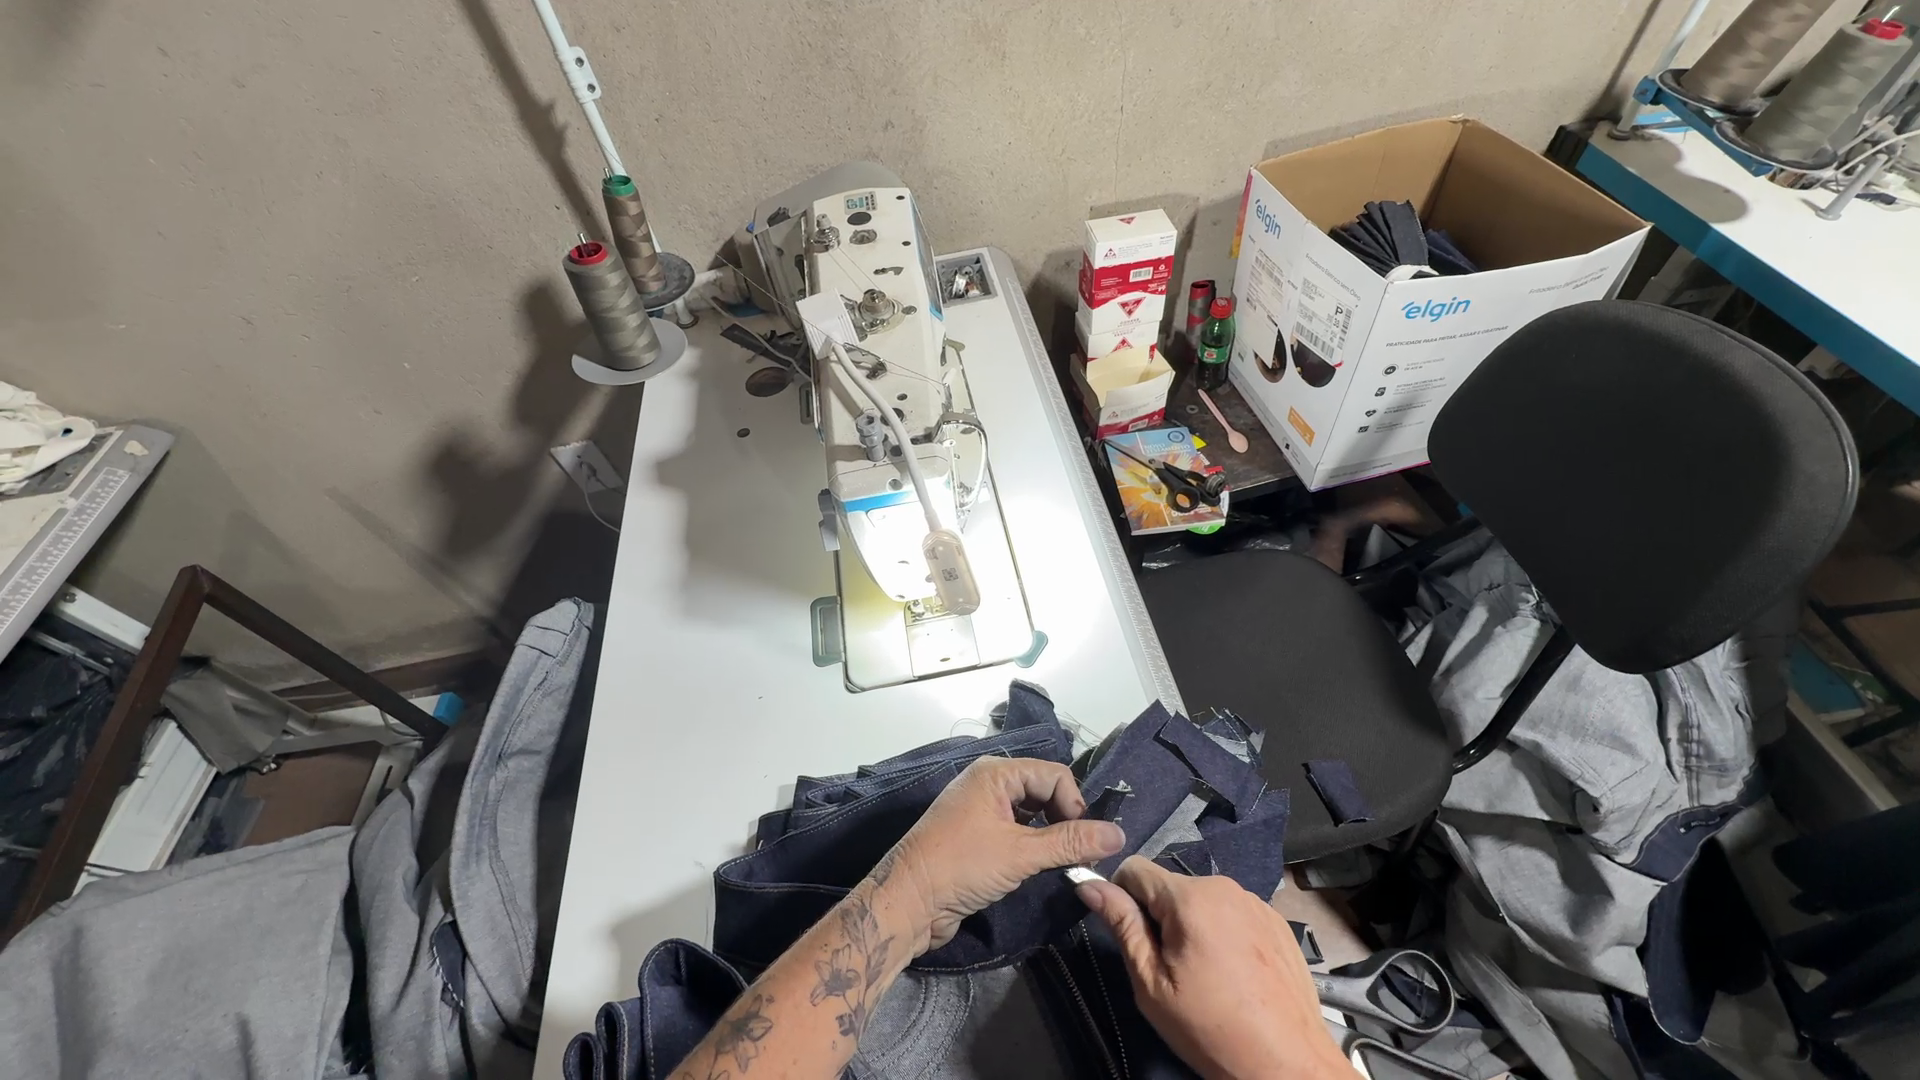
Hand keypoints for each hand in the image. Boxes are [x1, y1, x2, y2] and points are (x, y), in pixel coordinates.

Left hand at [867, 756, 1124, 955]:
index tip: (1085, 842)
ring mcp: (981, 809)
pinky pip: (1016, 829)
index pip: (1054, 775)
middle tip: (1079, 855)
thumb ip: (1071, 842)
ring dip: (1050, 834)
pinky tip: (1041, 866)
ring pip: (1031, 812)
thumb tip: (1119, 834)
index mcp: (995, 773)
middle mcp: (988, 783)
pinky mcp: (977, 835)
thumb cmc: (962, 866)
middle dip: (1065, 818)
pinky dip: (1033, 844)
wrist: (909, 902)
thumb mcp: (1021, 854)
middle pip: (1044, 790)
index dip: (1075, 805)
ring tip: (1065, 862)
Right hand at [1078, 857, 1356, 1079]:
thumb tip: (1090, 885)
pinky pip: (1232, 912)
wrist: (1290, 1067)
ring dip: (1192, 924)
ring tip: (1206, 974)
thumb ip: (1122, 926)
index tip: (1132, 936)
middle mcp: (1224, 886)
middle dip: (1160, 916)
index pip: (1134, 868)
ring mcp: (1255, 902)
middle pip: (1170, 886)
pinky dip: (1222, 932)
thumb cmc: (1212, 1030)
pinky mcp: (1276, 921)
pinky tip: (1234, 973)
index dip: (1122, 897)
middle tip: (1171, 968)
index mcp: (1190, 898)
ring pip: (1201, 899)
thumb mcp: (1152, 985)